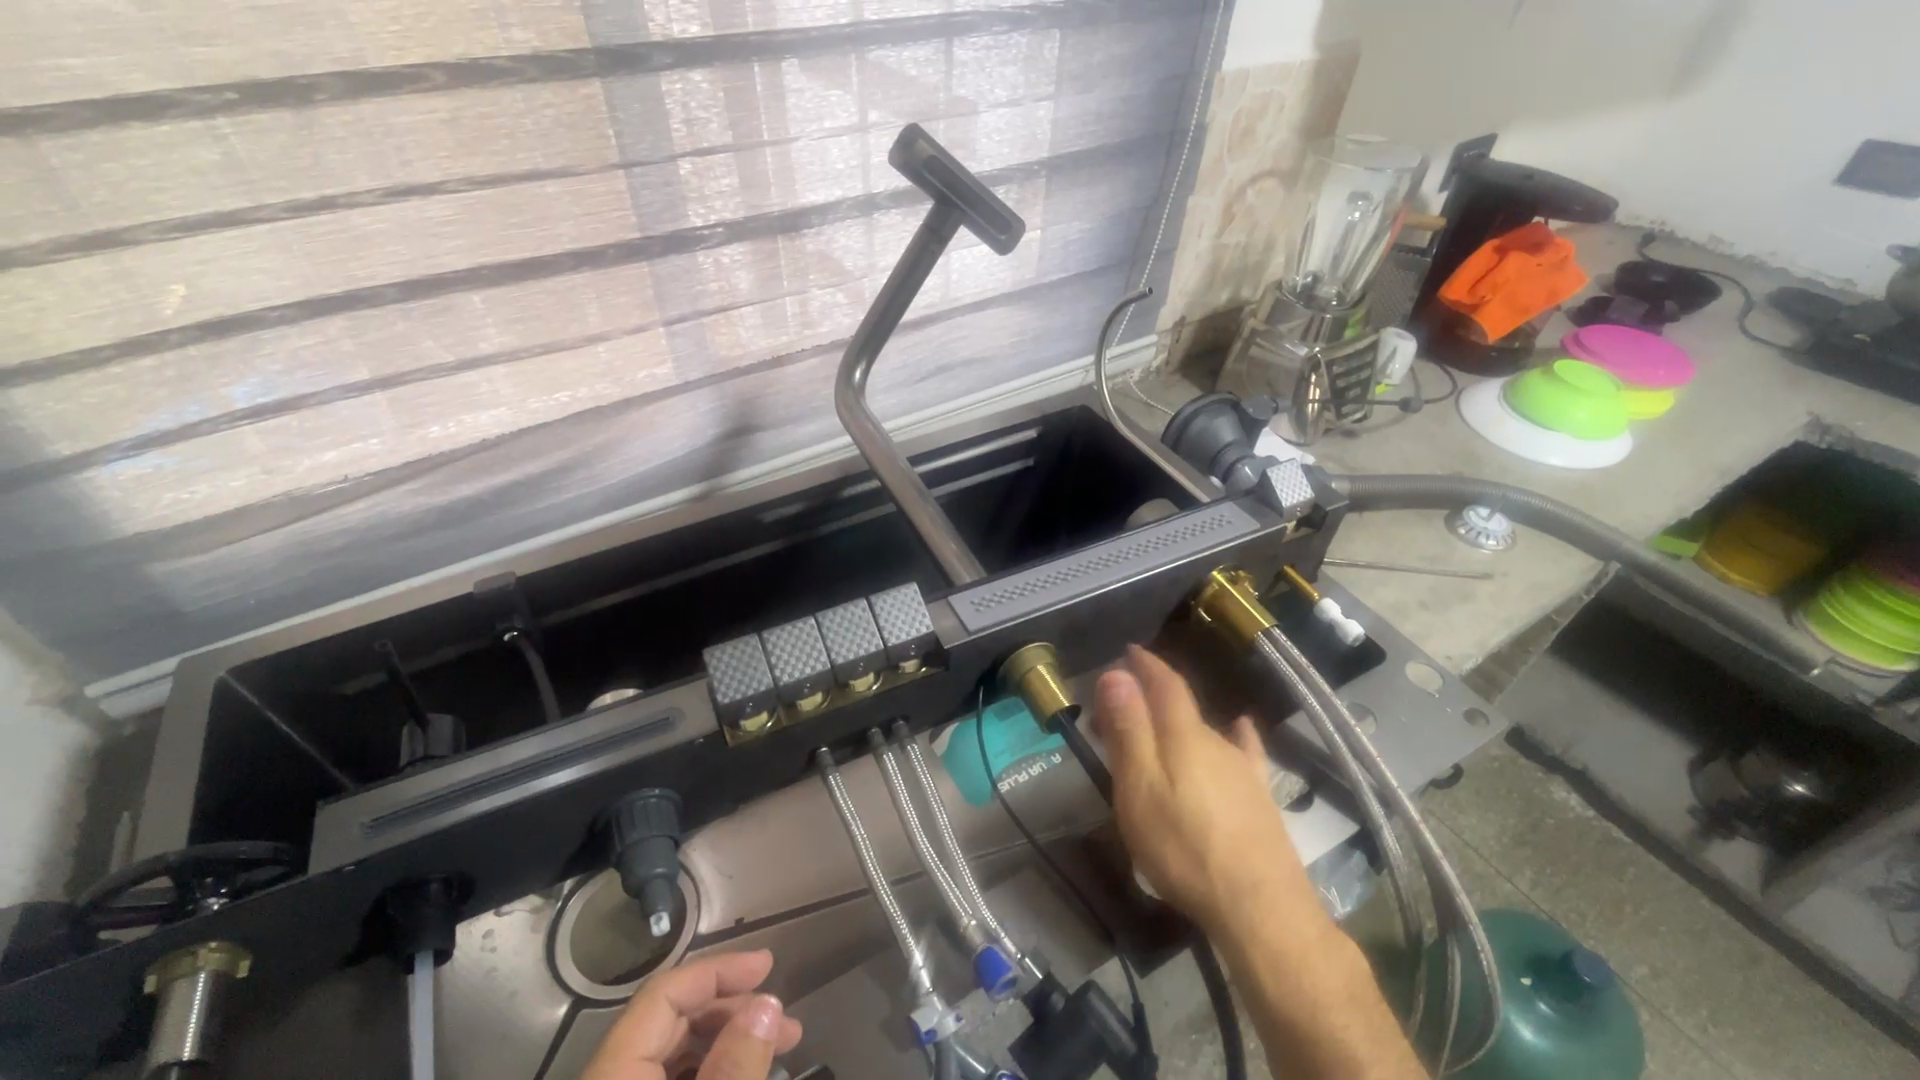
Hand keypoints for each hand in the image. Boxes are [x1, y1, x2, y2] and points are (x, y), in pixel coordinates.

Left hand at [582, 950, 803, 1079]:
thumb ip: (735, 1066)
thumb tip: (766, 1004)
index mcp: (613, 1073)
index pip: (662, 994)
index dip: (717, 971)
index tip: (768, 965)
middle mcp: (607, 1079)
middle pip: (668, 1023)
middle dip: (730, 1012)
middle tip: (785, 1023)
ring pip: (669, 1057)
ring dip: (725, 1044)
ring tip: (776, 1049)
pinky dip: (708, 1072)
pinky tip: (742, 1075)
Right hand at [1094, 646, 1322, 935]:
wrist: (1258, 904)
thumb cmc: (1184, 847)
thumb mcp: (1140, 790)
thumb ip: (1129, 731)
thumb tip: (1117, 673)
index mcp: (1184, 736)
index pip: (1165, 685)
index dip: (1146, 666)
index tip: (1128, 651)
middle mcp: (1217, 742)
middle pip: (1180, 708)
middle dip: (1150, 698)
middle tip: (1118, 706)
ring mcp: (1243, 770)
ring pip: (1204, 731)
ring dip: (1177, 722)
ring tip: (1156, 729)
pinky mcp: (1259, 797)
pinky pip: (1243, 751)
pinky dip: (1237, 734)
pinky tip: (1242, 728)